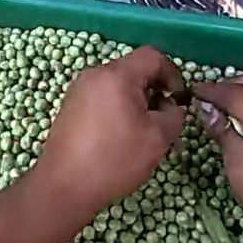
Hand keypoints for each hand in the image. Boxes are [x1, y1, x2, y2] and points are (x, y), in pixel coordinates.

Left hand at [28, 46, 186, 219]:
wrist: (64, 186)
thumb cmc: (114, 159)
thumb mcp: (157, 138)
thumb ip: (174, 115)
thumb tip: (172, 108)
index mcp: (116, 75)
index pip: (152, 56)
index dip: (173, 73)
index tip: (179, 99)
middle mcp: (94, 75)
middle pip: (134, 71)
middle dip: (155, 92)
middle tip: (165, 122)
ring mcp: (78, 91)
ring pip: (118, 87)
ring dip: (137, 103)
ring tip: (145, 134)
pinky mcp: (70, 108)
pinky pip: (102, 99)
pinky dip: (118, 110)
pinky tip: (122, 138)